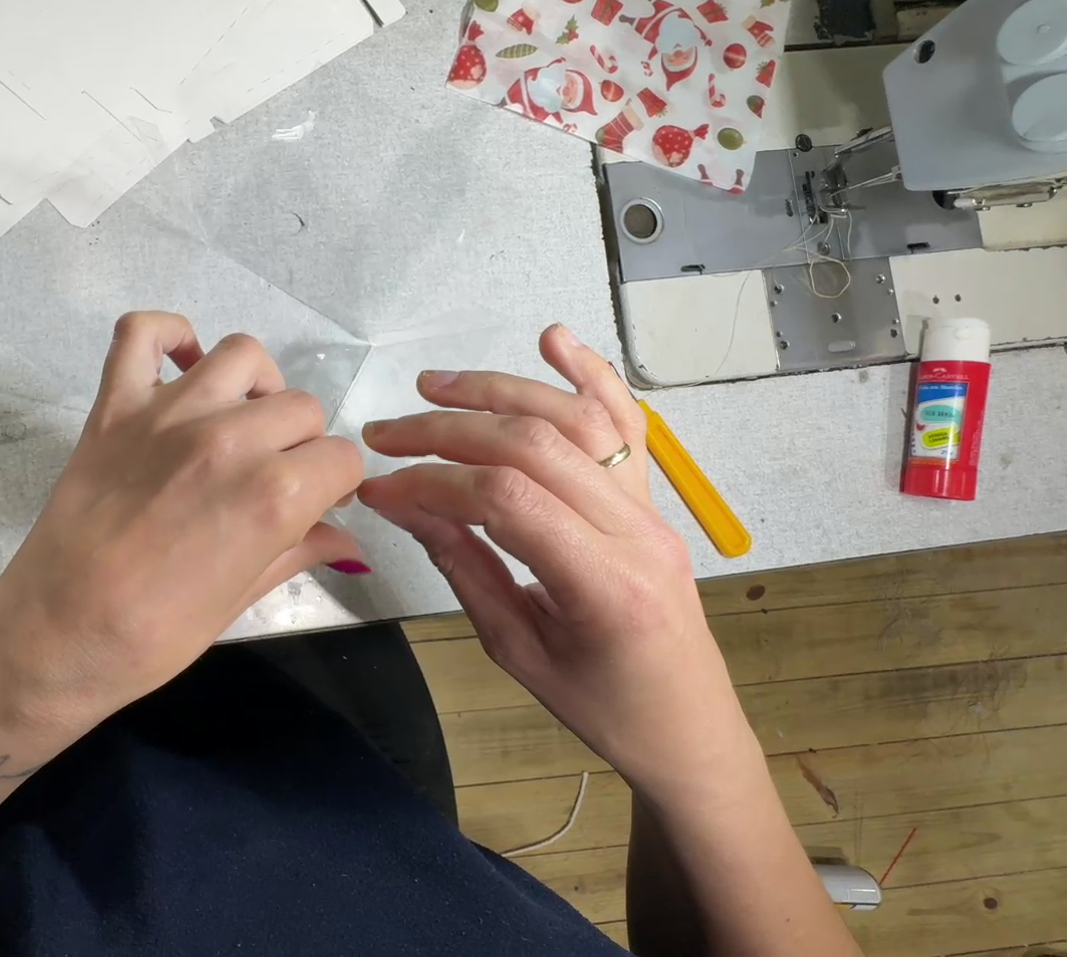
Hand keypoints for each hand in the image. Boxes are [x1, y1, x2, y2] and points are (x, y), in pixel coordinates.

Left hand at [0, 312, 364, 734]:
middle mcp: (227, 439)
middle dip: (301, 444)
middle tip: (274, 476)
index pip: (341, 459)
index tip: (317, 502)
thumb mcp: (240, 601)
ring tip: (239, 421)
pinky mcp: (113, 405)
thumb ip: (299, 551)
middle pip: (300, 408)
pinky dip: (168, 333)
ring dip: (256, 387)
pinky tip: (182, 366)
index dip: (335, 485)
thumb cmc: (152, 636)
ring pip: (242, 355)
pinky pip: (141, 332)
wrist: (55, 632)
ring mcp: (165, 413)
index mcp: (272, 495)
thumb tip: (349, 540)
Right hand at [357, 324, 756, 803]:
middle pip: (533, 446)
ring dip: (496, 391)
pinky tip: (553, 338)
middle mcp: (636, 531)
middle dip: (446, 430)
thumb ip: (460, 564)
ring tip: (432, 384)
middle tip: (383, 435)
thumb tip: (400, 503)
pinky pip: (626, 423)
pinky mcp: (651, 498)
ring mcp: (651, 508)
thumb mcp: (512, 647)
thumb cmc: (598, 706)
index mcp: (603, 584)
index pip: (504, 498)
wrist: (689, 729)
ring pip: (573, 420)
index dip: (430, 482)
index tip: (377, 489)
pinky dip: (590, 373)